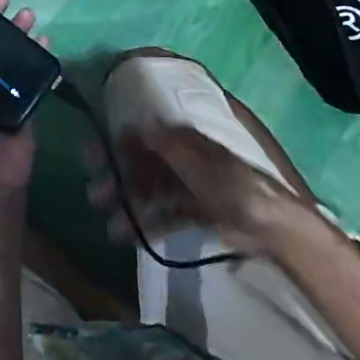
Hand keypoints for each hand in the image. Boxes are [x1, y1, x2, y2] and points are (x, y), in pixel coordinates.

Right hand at [90, 125, 314, 253]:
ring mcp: (189, 188)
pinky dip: (148, 225)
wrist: (266, 223)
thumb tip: (134, 122)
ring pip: (151, 194)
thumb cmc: (228, 182)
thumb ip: (162, 143)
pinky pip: (166, 216)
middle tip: (94, 193)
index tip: (93, 154)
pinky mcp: (195, 215)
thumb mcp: (193, 159)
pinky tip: (130, 237)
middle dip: (118, 179)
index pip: (144, 138)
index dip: (118, 144)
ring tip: (110, 226)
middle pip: (144, 167)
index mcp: (183, 142)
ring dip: (129, 207)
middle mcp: (183, 161)